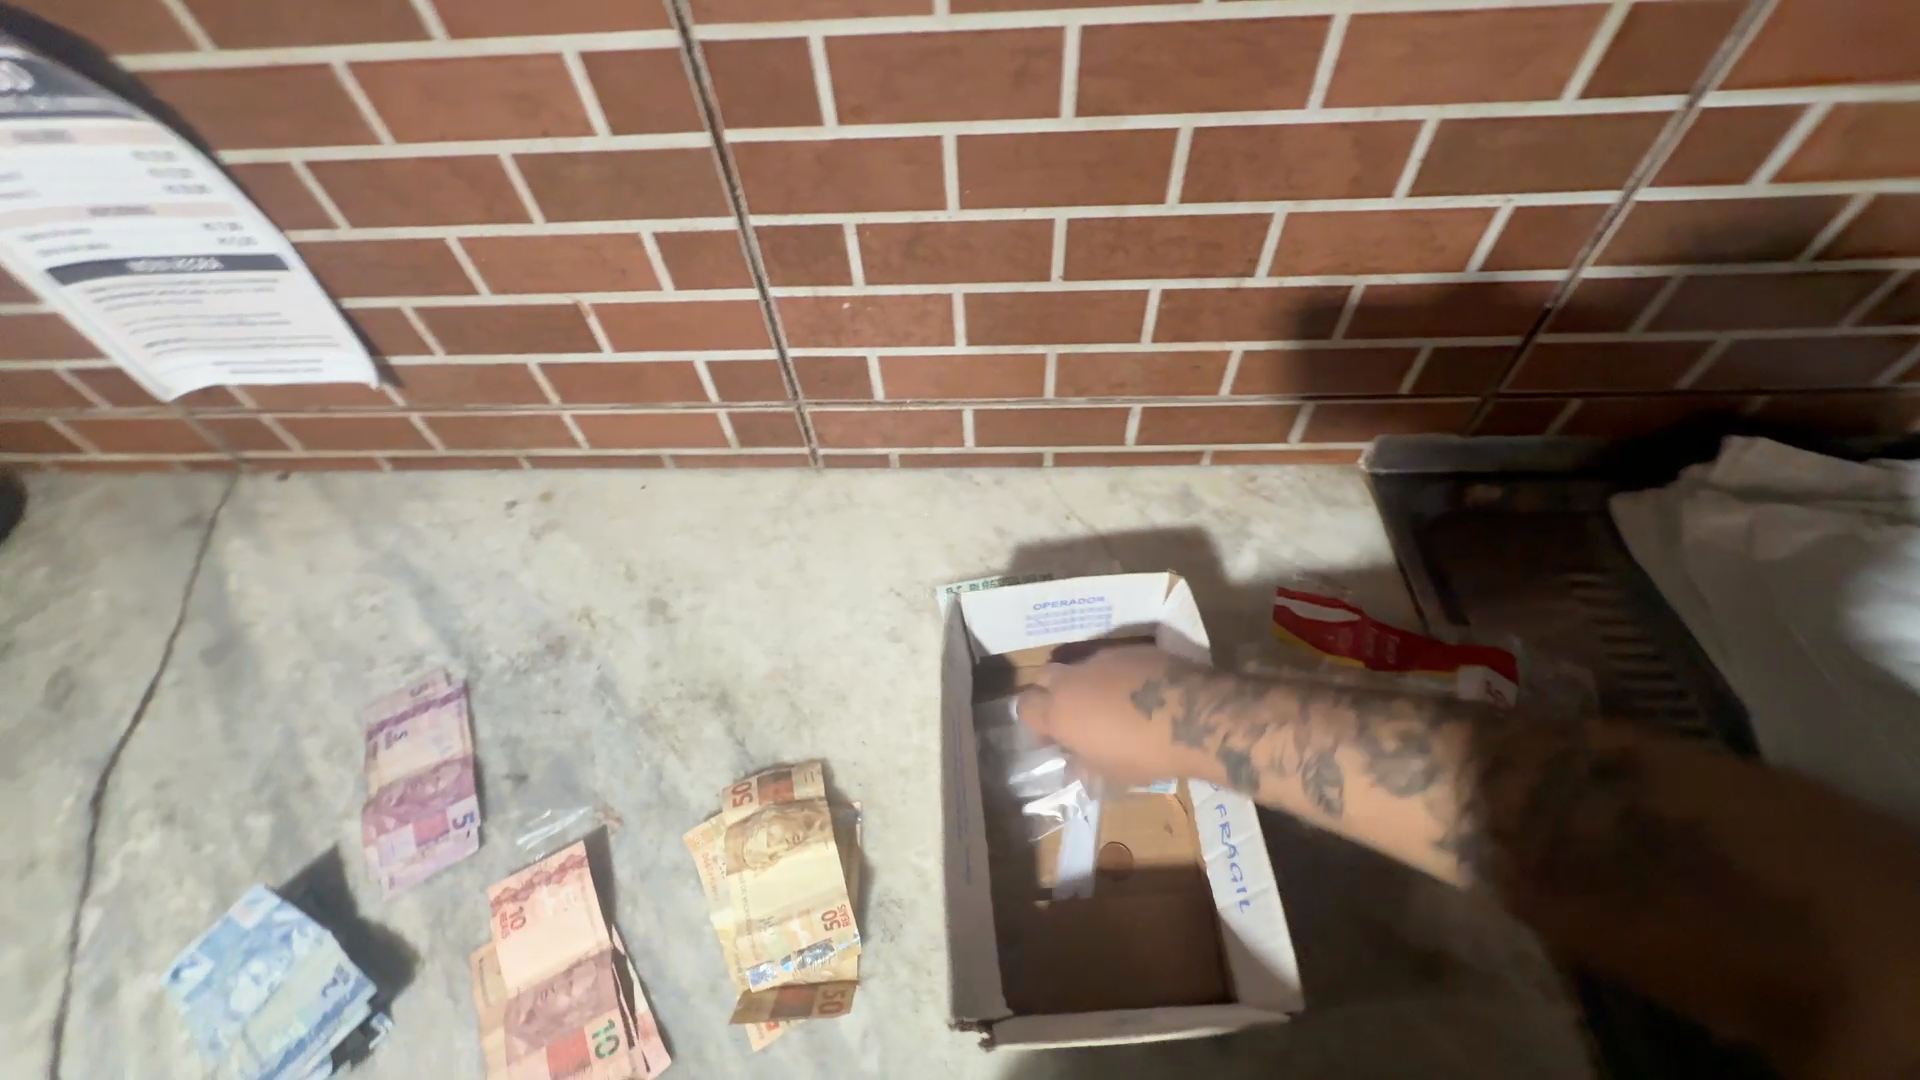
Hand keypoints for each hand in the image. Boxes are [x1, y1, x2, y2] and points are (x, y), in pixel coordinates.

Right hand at [1014, 645, 1222, 786]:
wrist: (1193, 716)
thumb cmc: (1144, 753)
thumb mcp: (1110, 772)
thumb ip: (1083, 763)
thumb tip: (1074, 762)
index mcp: (1059, 711)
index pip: (1024, 706)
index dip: (1034, 721)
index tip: (1052, 737)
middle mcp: (1073, 678)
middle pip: (1045, 677)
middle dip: (1053, 694)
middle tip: (1075, 716)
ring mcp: (1102, 658)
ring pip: (1079, 666)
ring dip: (1085, 683)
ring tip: (1110, 704)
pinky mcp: (1131, 648)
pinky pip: (1111, 660)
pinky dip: (1115, 675)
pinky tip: (1138, 692)